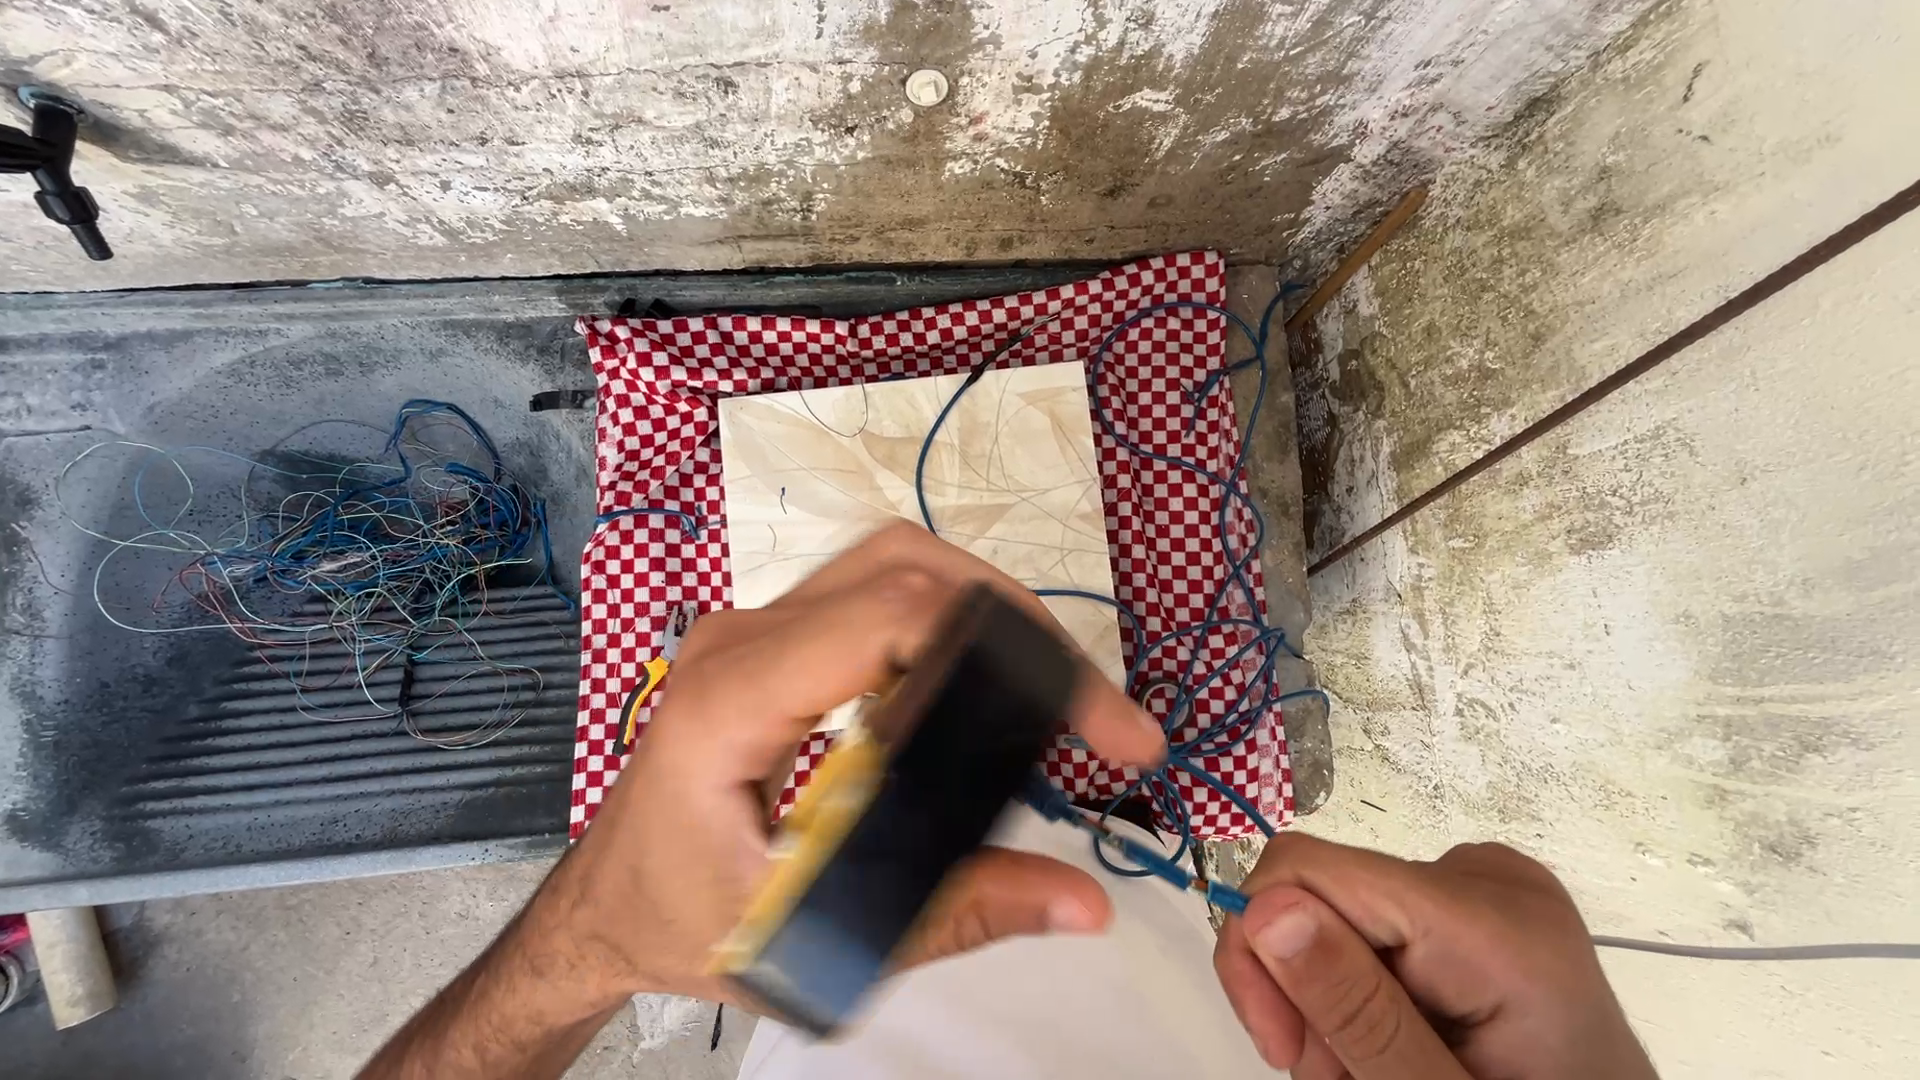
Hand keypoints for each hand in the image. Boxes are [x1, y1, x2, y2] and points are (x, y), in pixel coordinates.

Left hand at [542, 521, 1166, 1006]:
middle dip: (1012, 618)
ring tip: (1046, 677)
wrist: (610, 902)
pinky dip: (945, 613)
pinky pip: (873, 587)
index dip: (1005, 645)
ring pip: (892, 559)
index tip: (1090, 717)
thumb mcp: (813, 940)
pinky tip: (980, 669)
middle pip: (902, 565)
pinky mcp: (773, 633)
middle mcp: (744, 635)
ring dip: (983, 604)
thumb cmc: (683, 924)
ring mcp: (755, 624)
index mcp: (735, 698)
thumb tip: (1084, 903)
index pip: (887, 616)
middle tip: (1082, 697)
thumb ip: (950, 916)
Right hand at [1214, 835, 1657, 1078]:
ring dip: (1321, 993)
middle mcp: (1487, 876)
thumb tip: (1266, 909)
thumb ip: (1360, 1013)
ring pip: (1330, 907)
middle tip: (1331, 1072)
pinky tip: (1386, 1038)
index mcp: (1495, 922)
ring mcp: (1479, 883)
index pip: (1309, 869)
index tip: (1278, 1048)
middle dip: (1299, 984)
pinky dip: (1349, 982)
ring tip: (1364, 1066)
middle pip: (1317, 889)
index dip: (1260, 945)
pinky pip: (1361, 917)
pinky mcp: (1464, 897)